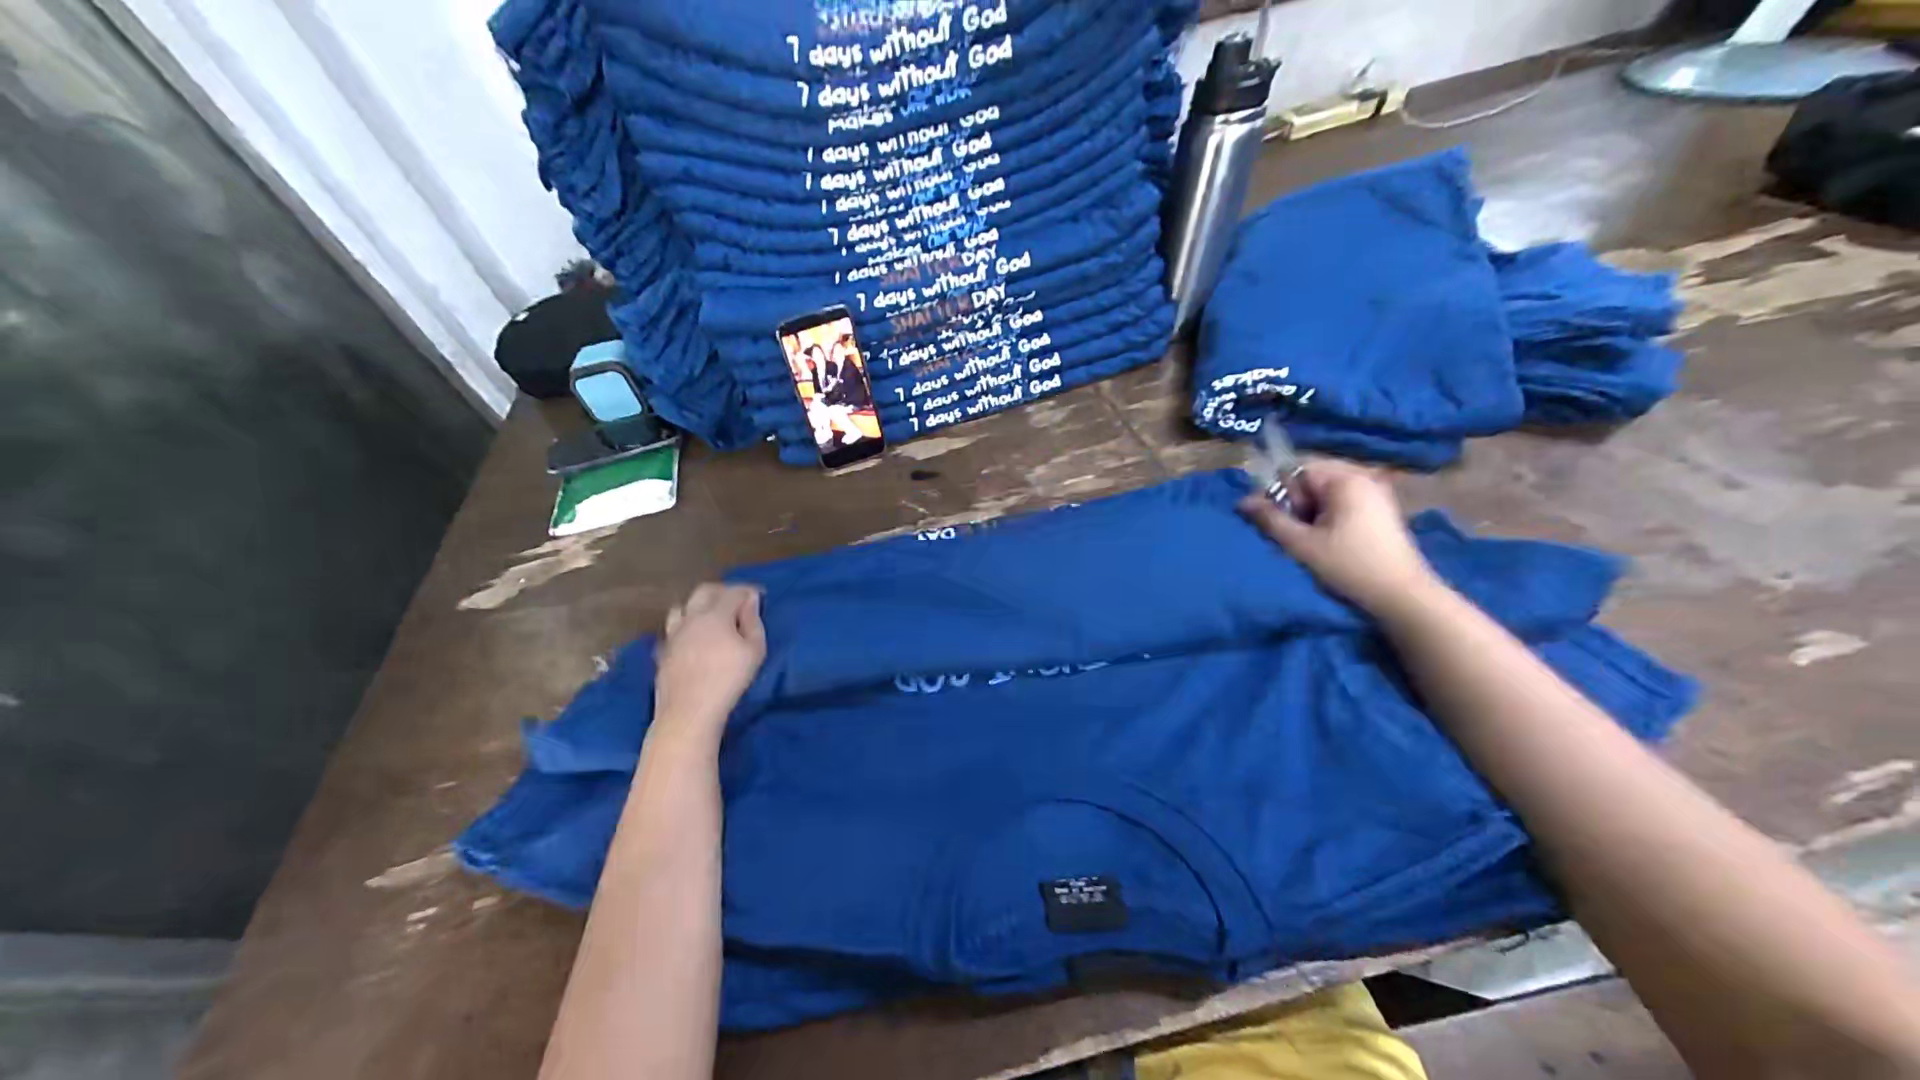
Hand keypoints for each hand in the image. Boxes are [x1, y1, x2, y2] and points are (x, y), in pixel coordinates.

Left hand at [653, 583, 765, 742]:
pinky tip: (692, 637)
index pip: (733, 591)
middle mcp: (691, 618)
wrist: (689, 710)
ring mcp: (673, 634)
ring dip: (699, 605)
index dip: (748, 591)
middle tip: (737, 600)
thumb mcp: (754, 651)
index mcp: (715, 614)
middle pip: (704, 591)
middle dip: (723, 591)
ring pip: (683, 607)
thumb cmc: (729, 679)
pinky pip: (673, 629)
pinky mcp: (663, 651)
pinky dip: (685, 626)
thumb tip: (750, 601)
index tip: (760, 596)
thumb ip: (753, 622)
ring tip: (711, 616)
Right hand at [1238, 460, 1442, 616]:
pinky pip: (1343, 504)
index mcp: (1345, 480)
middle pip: (1312, 481)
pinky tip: (1328, 543)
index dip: (1280, 493)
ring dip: (1311, 514)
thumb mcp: (1301, 544)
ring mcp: (1376, 495)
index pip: (1296, 470)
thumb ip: (1270, 519)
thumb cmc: (1349, 567)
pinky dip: (1328, 519)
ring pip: (1326, 495)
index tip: (1277, 521)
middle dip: (1296, 504)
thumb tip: (1243, 501)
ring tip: (1310, 542)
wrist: (1402, 597)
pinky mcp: (1381, 513)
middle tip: (1294, 534)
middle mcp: (1363, 479)